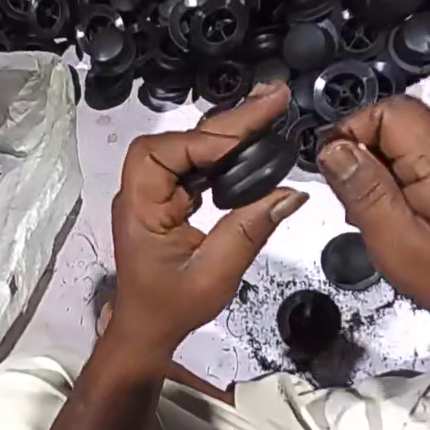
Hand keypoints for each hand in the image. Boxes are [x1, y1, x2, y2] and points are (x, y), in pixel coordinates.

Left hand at [105, 83, 307, 363]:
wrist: (148, 329)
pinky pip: (195, 165)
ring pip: (189, 148)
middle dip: (227, 122)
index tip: (250, 132)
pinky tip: (249, 145)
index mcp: (140, 208)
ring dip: (228, 132)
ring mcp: (154, 195)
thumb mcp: (215, 274)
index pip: (165, 152)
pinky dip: (223, 153)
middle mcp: (142, 194)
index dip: (207, 140)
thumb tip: (289, 194)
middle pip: (181, 140)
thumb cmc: (169, 309)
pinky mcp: (168, 201)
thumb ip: (250, 230)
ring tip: (268, 113)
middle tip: (273, 100)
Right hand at [317, 96, 429, 328]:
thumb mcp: (396, 241)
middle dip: (367, 161)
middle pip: (395, 124)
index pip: (386, 110)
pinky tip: (409, 217)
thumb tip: (334, 150)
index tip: (338, 169)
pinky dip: (406, 182)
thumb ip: (362, 190)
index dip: (351, 135)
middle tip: (364, 205)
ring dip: (385, 174)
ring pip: (407, 142)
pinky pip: (426, 158)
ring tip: (390, 217)